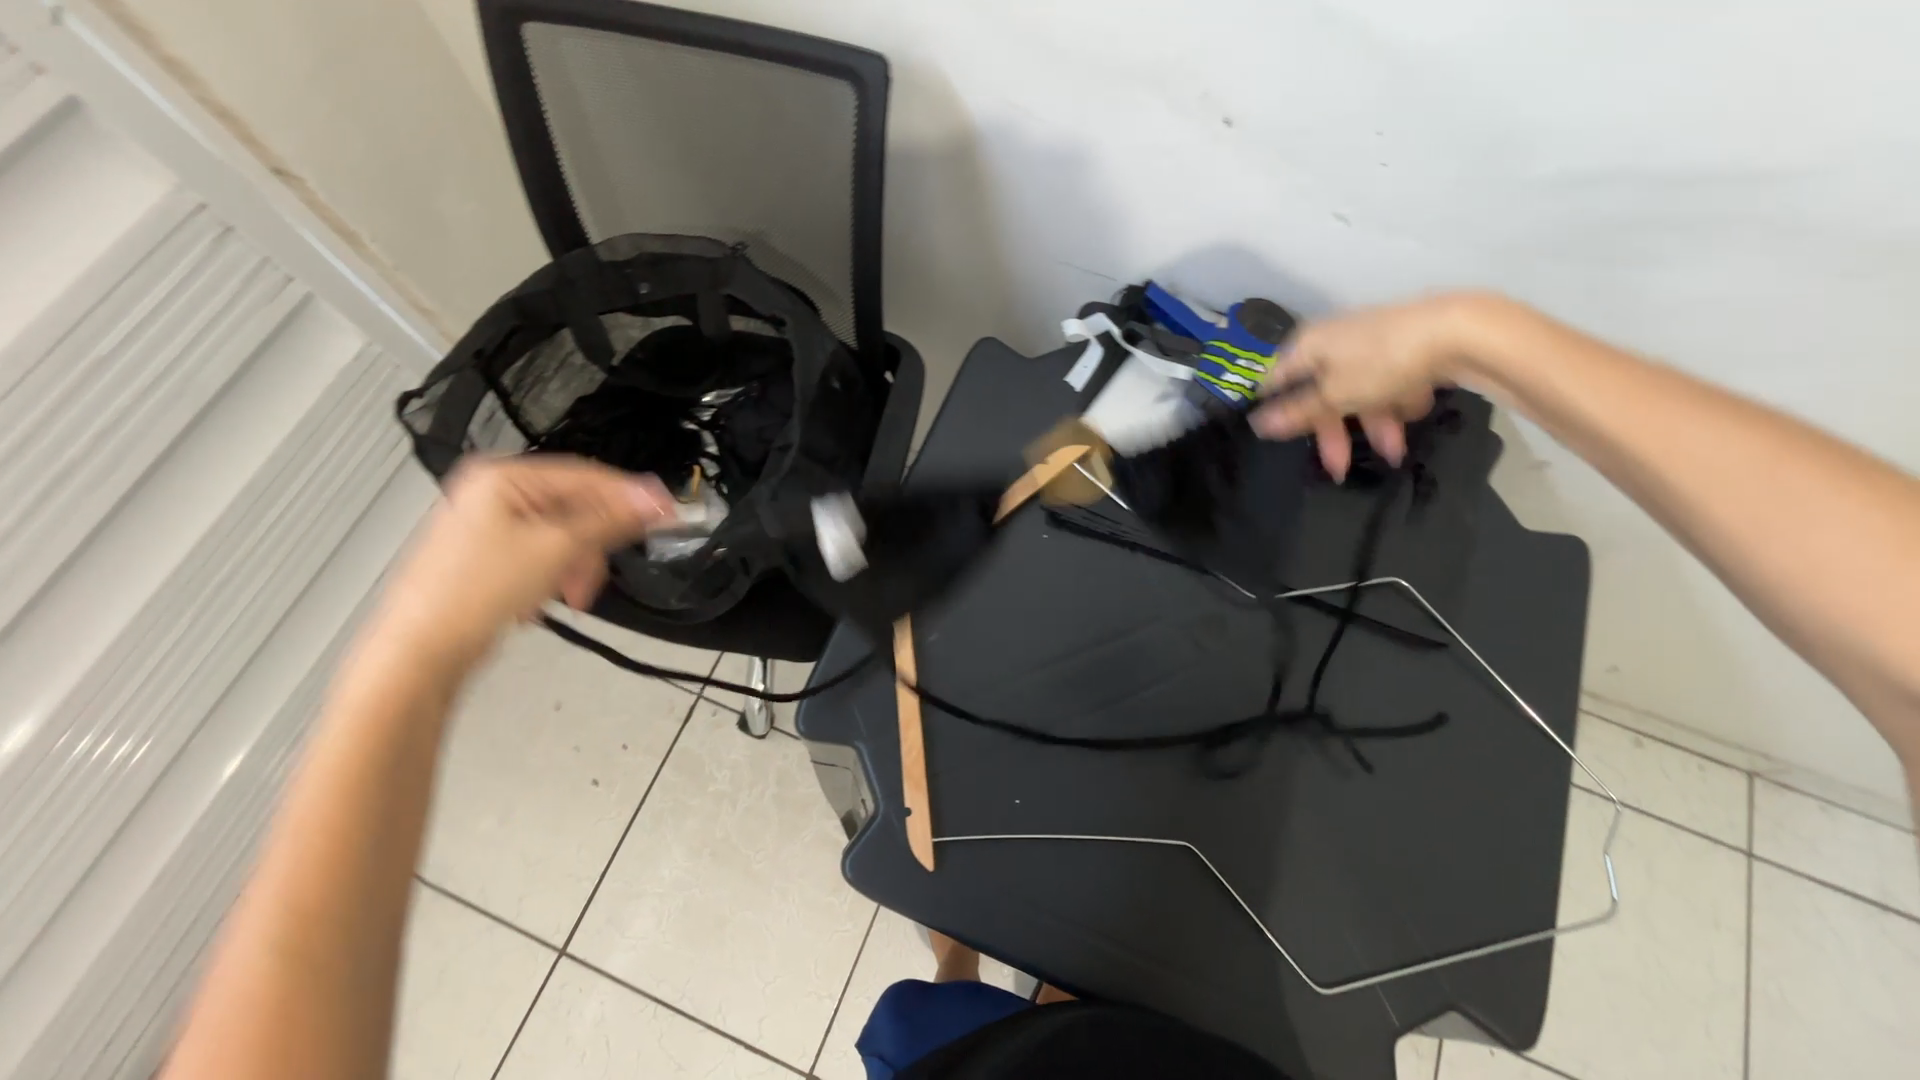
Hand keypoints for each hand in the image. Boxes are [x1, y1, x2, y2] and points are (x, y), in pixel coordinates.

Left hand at [365, 456, 675, 671]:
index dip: (629, 496)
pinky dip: (555, 575)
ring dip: (576, 564)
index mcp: (501, 477)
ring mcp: (487, 526)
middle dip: (594, 543)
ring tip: (572, 593)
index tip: (666, 512)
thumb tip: (652, 499)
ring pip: (561, 535)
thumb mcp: (557, 548)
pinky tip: (549, 598)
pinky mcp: (489, 558)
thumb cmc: (471, 594)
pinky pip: (543, 555)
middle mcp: (491, 494)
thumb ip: (610, 520)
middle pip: (574, 508)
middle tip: (607, 568)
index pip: (584, 476)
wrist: (422, 649)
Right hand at [1250, 292, 1492, 480]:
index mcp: (1307, 346)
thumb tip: (1256, 424)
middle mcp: (1332, 343)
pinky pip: (1386, 385)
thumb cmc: (1381, 363)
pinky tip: (1415, 410)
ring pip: (1357, 394)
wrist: (1458, 332)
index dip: (1275, 411)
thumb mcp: (1333, 394)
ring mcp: (1368, 346)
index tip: (1279, 441)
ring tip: (1394, 451)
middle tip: (1339, 469)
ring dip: (1373, 426)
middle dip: (1334, 432)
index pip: (1275, 381)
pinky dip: (1397, 404)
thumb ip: (1296, 412)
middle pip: (1320, 394)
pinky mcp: (1400, 350)